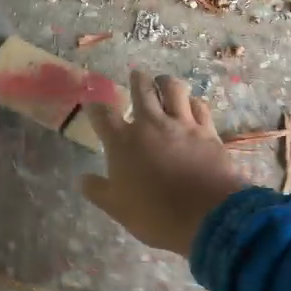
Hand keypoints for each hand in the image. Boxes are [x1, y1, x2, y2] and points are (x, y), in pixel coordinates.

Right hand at [80, 72, 249, 255]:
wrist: (206, 214)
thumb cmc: (155, 215)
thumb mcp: (117, 208)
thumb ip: (98, 191)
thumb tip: (82, 179)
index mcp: (123, 142)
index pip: (103, 115)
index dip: (95, 106)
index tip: (93, 103)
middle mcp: (151, 125)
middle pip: (142, 90)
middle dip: (137, 79)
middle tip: (137, 75)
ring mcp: (182, 124)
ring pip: (173, 89)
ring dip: (166, 82)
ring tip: (164, 82)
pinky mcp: (207, 130)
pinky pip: (199, 106)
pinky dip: (192, 102)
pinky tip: (192, 104)